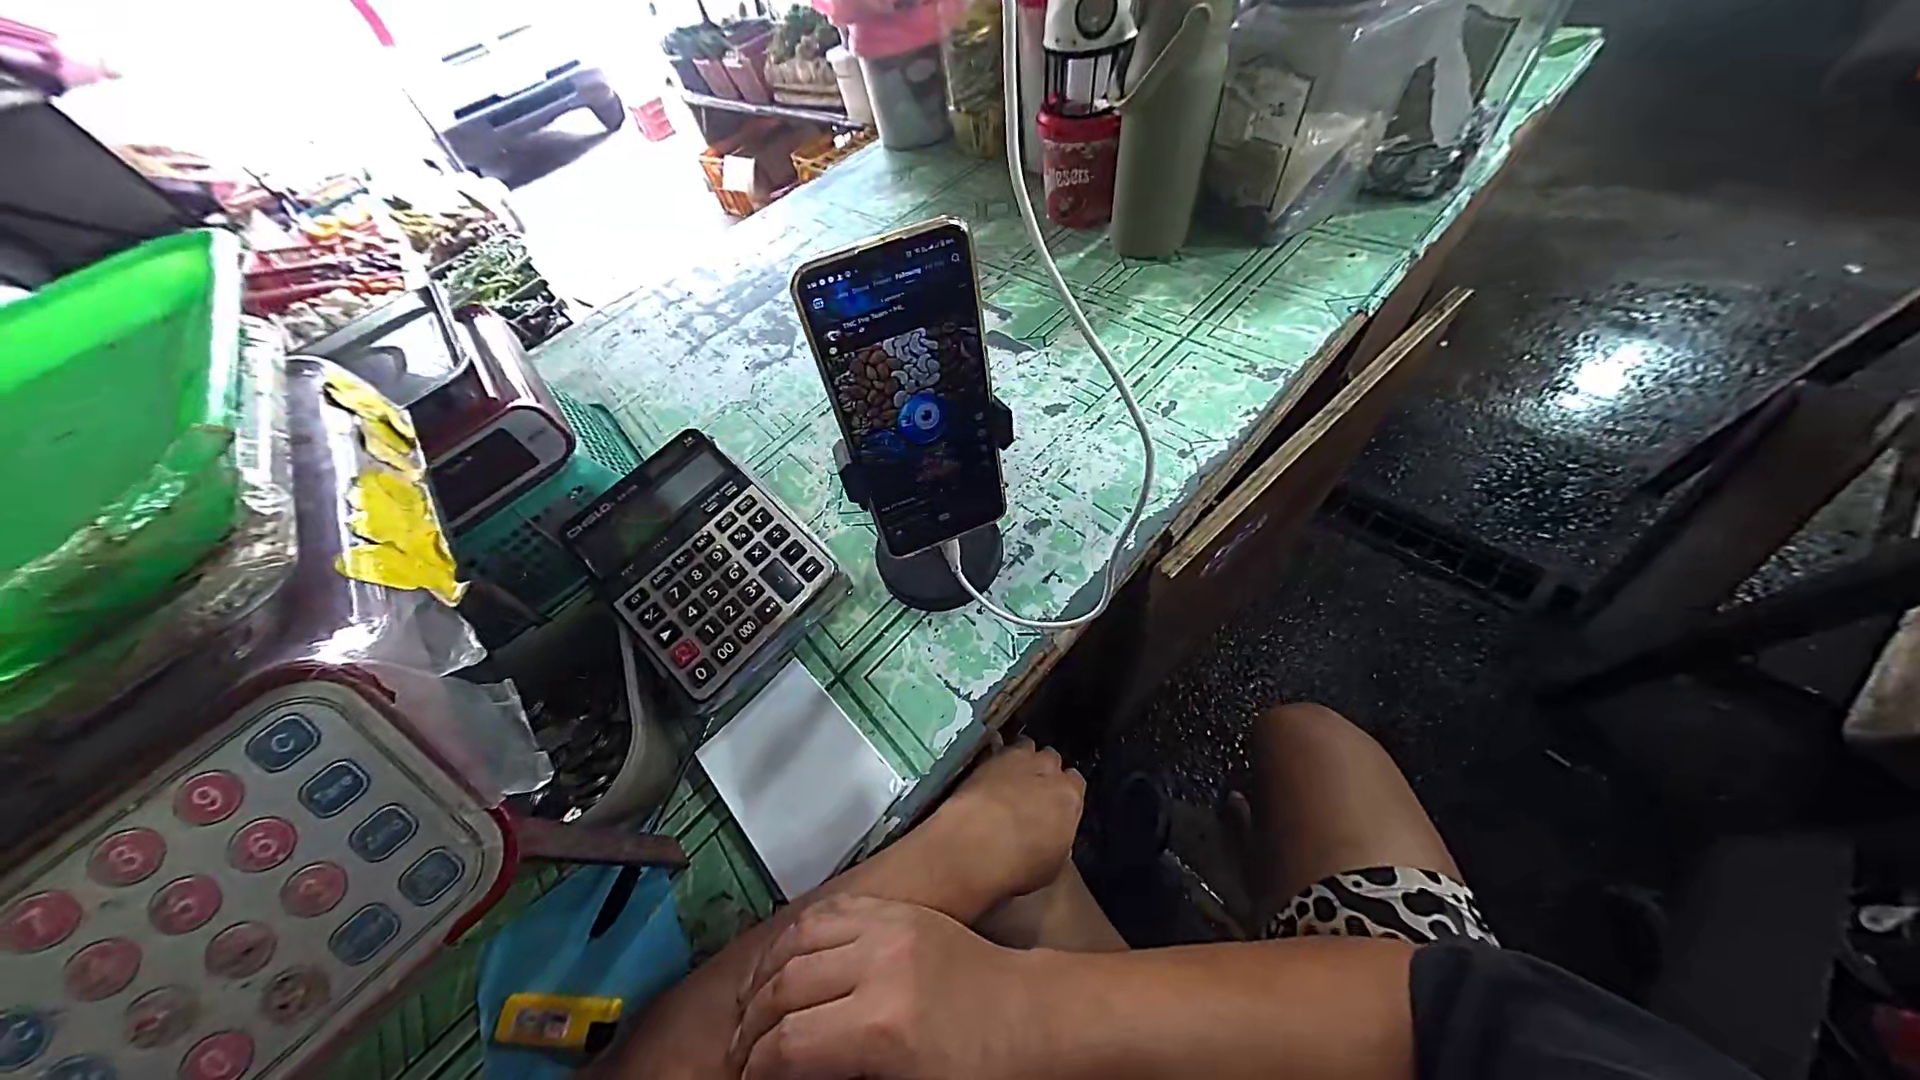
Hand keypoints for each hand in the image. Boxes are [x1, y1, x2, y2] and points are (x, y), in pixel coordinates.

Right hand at [730, 896, 1046, 1079]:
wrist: (1025, 1013)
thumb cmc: (974, 1070)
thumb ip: (838, 1073)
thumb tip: (787, 1067)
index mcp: (882, 1024)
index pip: (788, 1042)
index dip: (755, 1066)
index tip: (746, 1078)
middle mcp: (879, 963)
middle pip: (786, 984)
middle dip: (752, 1022)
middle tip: (740, 1049)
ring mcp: (890, 925)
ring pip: (802, 935)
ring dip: (766, 968)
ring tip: (752, 999)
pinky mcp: (900, 908)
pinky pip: (835, 908)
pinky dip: (800, 930)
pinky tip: (788, 953)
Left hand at [926, 737, 1085, 899]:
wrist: (974, 845)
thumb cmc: (1019, 866)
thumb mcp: (1052, 868)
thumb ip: (1060, 845)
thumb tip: (1055, 841)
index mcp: (1069, 797)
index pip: (1076, 783)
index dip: (1065, 793)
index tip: (1055, 805)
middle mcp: (1047, 770)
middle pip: (1052, 759)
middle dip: (1044, 770)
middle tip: (1031, 791)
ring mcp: (1016, 759)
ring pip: (1026, 746)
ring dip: (1022, 758)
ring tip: (1010, 775)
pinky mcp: (986, 756)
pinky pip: (996, 744)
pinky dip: (994, 752)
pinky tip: (987, 766)